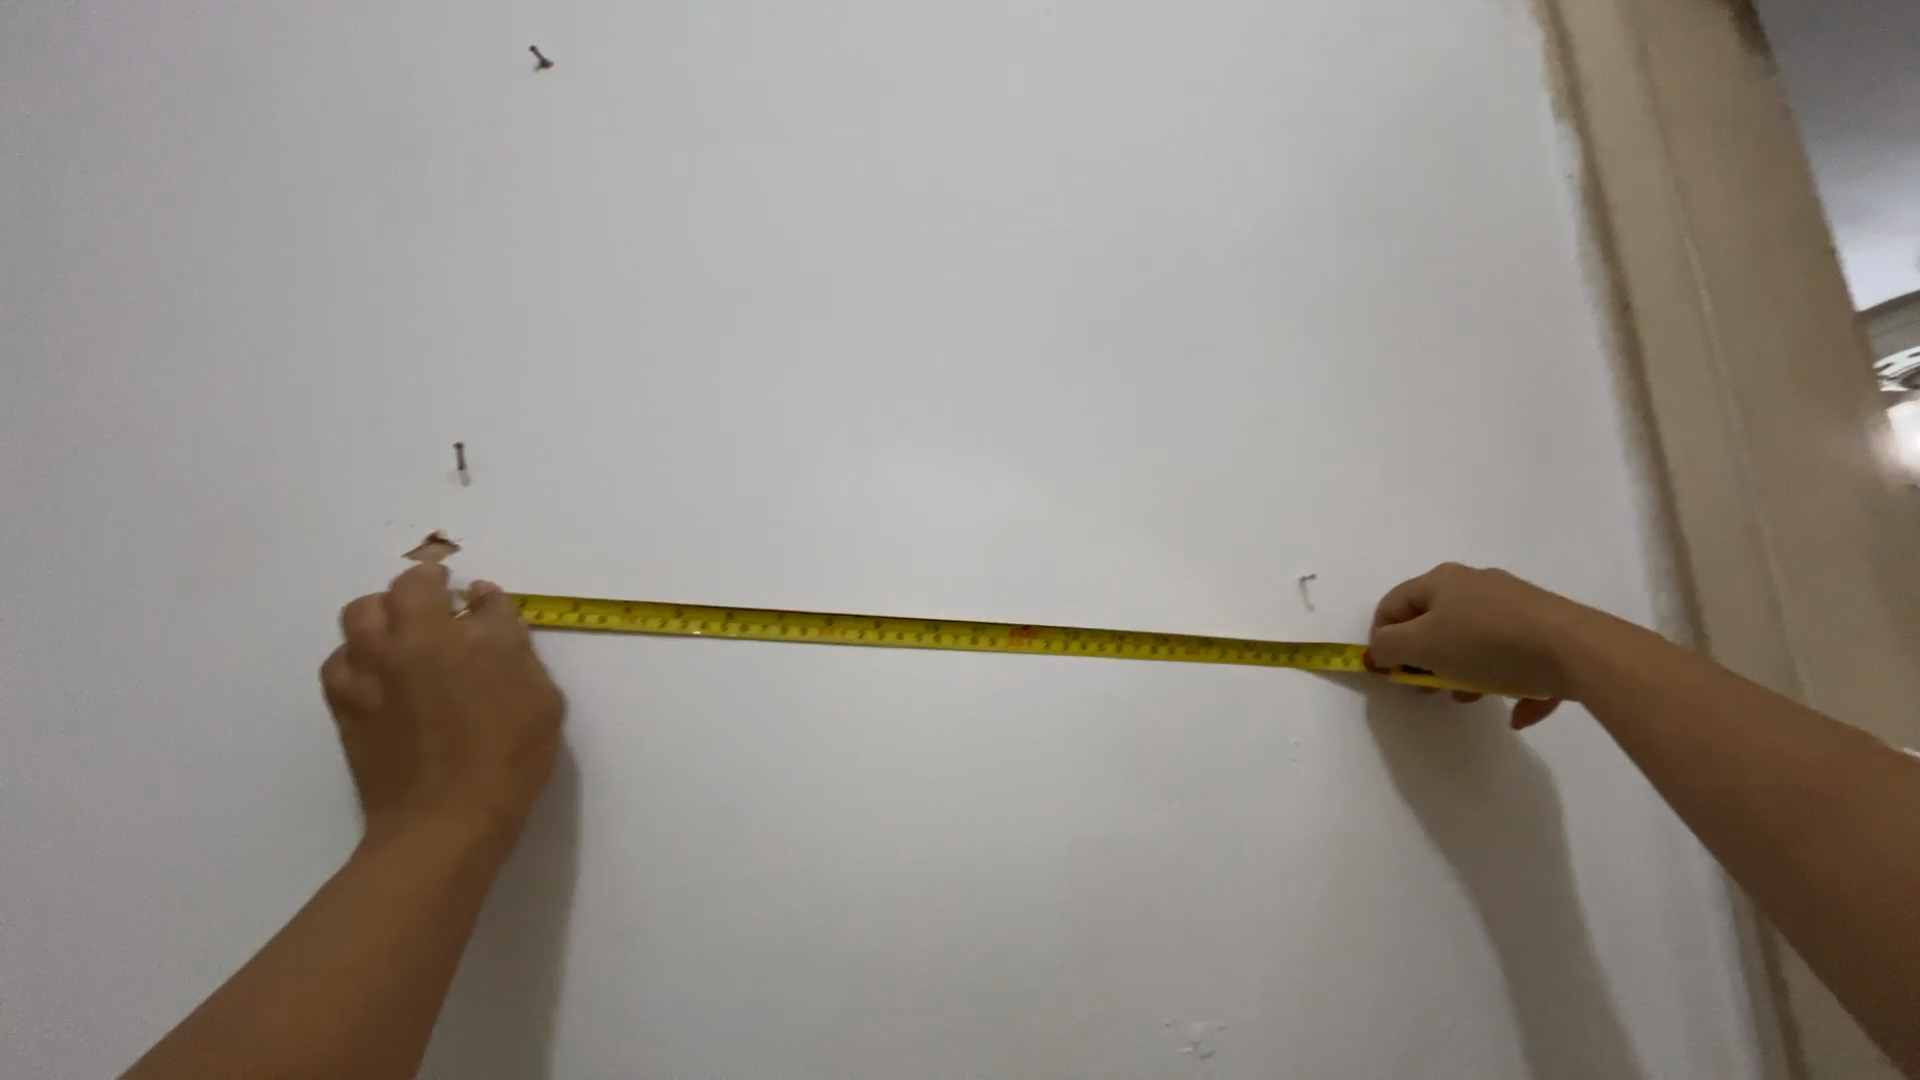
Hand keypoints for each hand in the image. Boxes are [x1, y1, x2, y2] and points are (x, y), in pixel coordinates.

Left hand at [321, 564, 565, 841]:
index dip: (487, 598)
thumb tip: (490, 618)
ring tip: (400, 628)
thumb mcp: (542, 699)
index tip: (487, 604)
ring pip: (361, 610)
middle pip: (411, 585)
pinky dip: (356, 653)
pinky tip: (375, 670)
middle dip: (427, 582)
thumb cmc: (512, 758)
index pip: (484, 597)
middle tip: (440, 595)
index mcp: (482, 638)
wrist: (448, 818)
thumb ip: (518, 652)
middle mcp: (423, 640)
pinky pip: (338, 657)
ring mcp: (376, 667)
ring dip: (384, 609)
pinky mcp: (345, 699)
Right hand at [1369, 563, 1600, 729]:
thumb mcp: (1420, 645)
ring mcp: (1516, 606)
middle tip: (1427, 687)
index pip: (1392, 605)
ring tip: (1470, 698)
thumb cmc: (1484, 642)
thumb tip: (1378, 651)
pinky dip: (1509, 683)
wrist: (1577, 649)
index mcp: (1441, 580)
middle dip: (1425, 660)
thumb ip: (1387, 648)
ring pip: (1475, 642)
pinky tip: (1515, 712)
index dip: (1380, 638)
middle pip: (1434, 624)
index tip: (1388, 671)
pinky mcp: (1549, 629)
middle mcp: (1476, 584)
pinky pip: (1517, 658)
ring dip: (1464, 674)